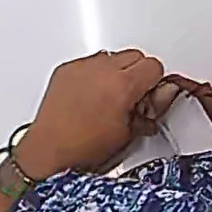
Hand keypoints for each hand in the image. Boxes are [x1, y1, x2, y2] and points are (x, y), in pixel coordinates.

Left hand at [13, 49, 164, 177]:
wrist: (48, 155)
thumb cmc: (83, 151)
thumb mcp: (129, 134)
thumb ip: (153, 108)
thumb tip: (164, 94)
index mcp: (122, 85)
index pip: (153, 65)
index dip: (154, 83)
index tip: (149, 96)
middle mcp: (101, 70)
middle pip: (135, 55)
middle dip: (137, 74)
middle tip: (132, 98)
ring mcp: (81, 68)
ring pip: (112, 56)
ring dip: (116, 72)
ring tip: (109, 99)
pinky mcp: (66, 70)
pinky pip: (89, 62)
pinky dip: (94, 74)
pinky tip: (91, 97)